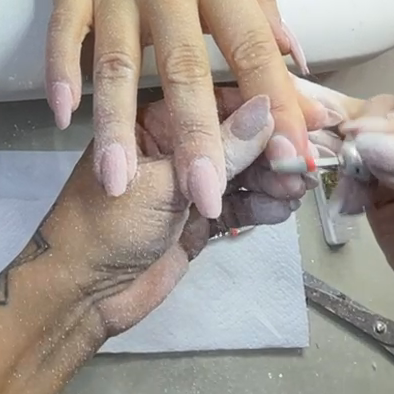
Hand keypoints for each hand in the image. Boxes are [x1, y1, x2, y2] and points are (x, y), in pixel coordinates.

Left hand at [23, 94, 301, 339]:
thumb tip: (270, 105)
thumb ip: (219, 149)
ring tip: (297, 188)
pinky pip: (241, 204)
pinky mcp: (200, 219)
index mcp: (155, 120)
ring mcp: (190, 184)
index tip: (312, 116)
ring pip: (246, 172)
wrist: (81, 293)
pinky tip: (280, 209)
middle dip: (277, 148)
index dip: (269, 108)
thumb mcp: (164, 184)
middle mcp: (176, 145)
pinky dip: (262, 205)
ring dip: (273, 178)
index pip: (221, 101)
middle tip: (312, 161)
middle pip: (240, 136)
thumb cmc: (107, 226)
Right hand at [44, 0, 317, 218]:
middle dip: (196, 137)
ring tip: (119, 180)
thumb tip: (294, 57)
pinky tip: (63, 116)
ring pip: (117, 62)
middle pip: (184, 69)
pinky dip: (60, 73)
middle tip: (204, 197)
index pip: (252, 47)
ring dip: (117, 124)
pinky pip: (63, 33)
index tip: (294, 158)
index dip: (275, 104)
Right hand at [297, 61, 393, 353]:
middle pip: (392, 102)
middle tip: (356, 166)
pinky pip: (347, 162)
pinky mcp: (378, 186)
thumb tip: (375, 146)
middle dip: (371, 131)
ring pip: (363, 129)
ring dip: (347, 152)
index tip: (385, 142)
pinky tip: (335, 190)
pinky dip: (333, 170)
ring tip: (348, 188)